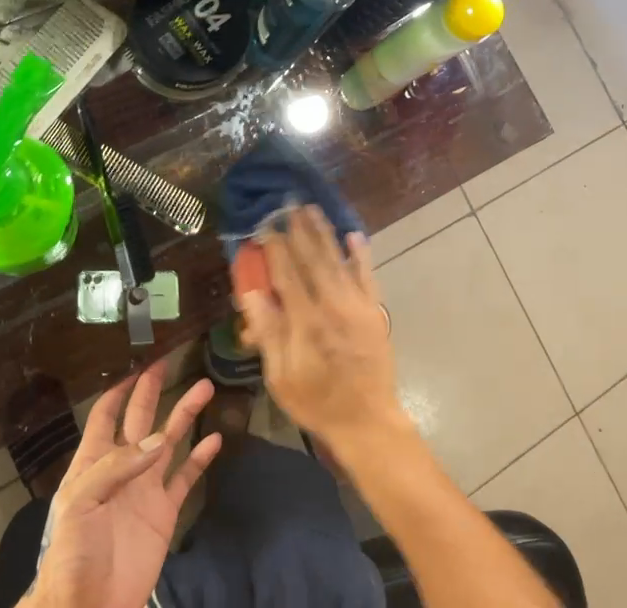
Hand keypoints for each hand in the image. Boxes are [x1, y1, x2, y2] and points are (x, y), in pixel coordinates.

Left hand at [28, 360, 220, 607]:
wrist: (89, 605)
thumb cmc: (74, 553)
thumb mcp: (81, 503)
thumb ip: (117, 466)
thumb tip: (159, 438)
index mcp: (94, 463)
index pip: (106, 415)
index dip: (119, 390)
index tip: (136, 363)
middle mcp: (123, 468)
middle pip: (141, 418)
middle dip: (153, 390)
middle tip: (170, 361)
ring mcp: (146, 489)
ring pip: (169, 441)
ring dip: (184, 415)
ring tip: (205, 388)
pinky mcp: (165, 512)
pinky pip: (185, 477)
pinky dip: (200, 458)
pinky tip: (215, 439)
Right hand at [238, 206, 403, 455]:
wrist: (367, 421)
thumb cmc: (316, 402)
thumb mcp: (280, 377)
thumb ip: (268, 333)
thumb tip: (252, 294)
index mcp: (306, 322)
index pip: (287, 274)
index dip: (275, 249)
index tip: (265, 227)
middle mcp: (333, 306)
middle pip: (313, 259)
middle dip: (299, 230)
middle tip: (288, 204)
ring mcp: (357, 306)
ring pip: (338, 260)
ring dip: (324, 232)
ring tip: (312, 209)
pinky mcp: (374, 312)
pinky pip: (366, 275)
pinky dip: (360, 254)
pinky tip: (353, 235)